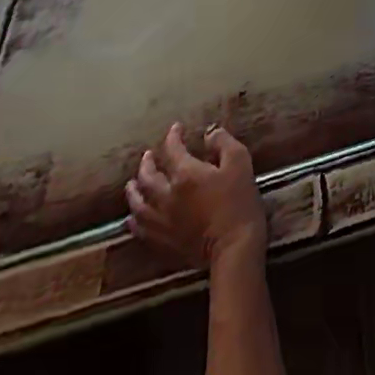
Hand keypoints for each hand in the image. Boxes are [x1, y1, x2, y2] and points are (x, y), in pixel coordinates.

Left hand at [127, 121, 267, 272]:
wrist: (232, 247)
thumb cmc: (240, 202)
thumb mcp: (241, 164)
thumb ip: (224, 144)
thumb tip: (209, 132)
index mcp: (185, 174)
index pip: (172, 149)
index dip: (173, 136)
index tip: (176, 128)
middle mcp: (164, 195)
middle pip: (147, 176)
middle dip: (147, 162)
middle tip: (149, 155)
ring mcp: (158, 220)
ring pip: (136, 201)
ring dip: (134, 189)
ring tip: (133, 182)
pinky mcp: (159, 240)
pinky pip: (137, 226)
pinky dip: (133, 217)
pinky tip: (133, 215)